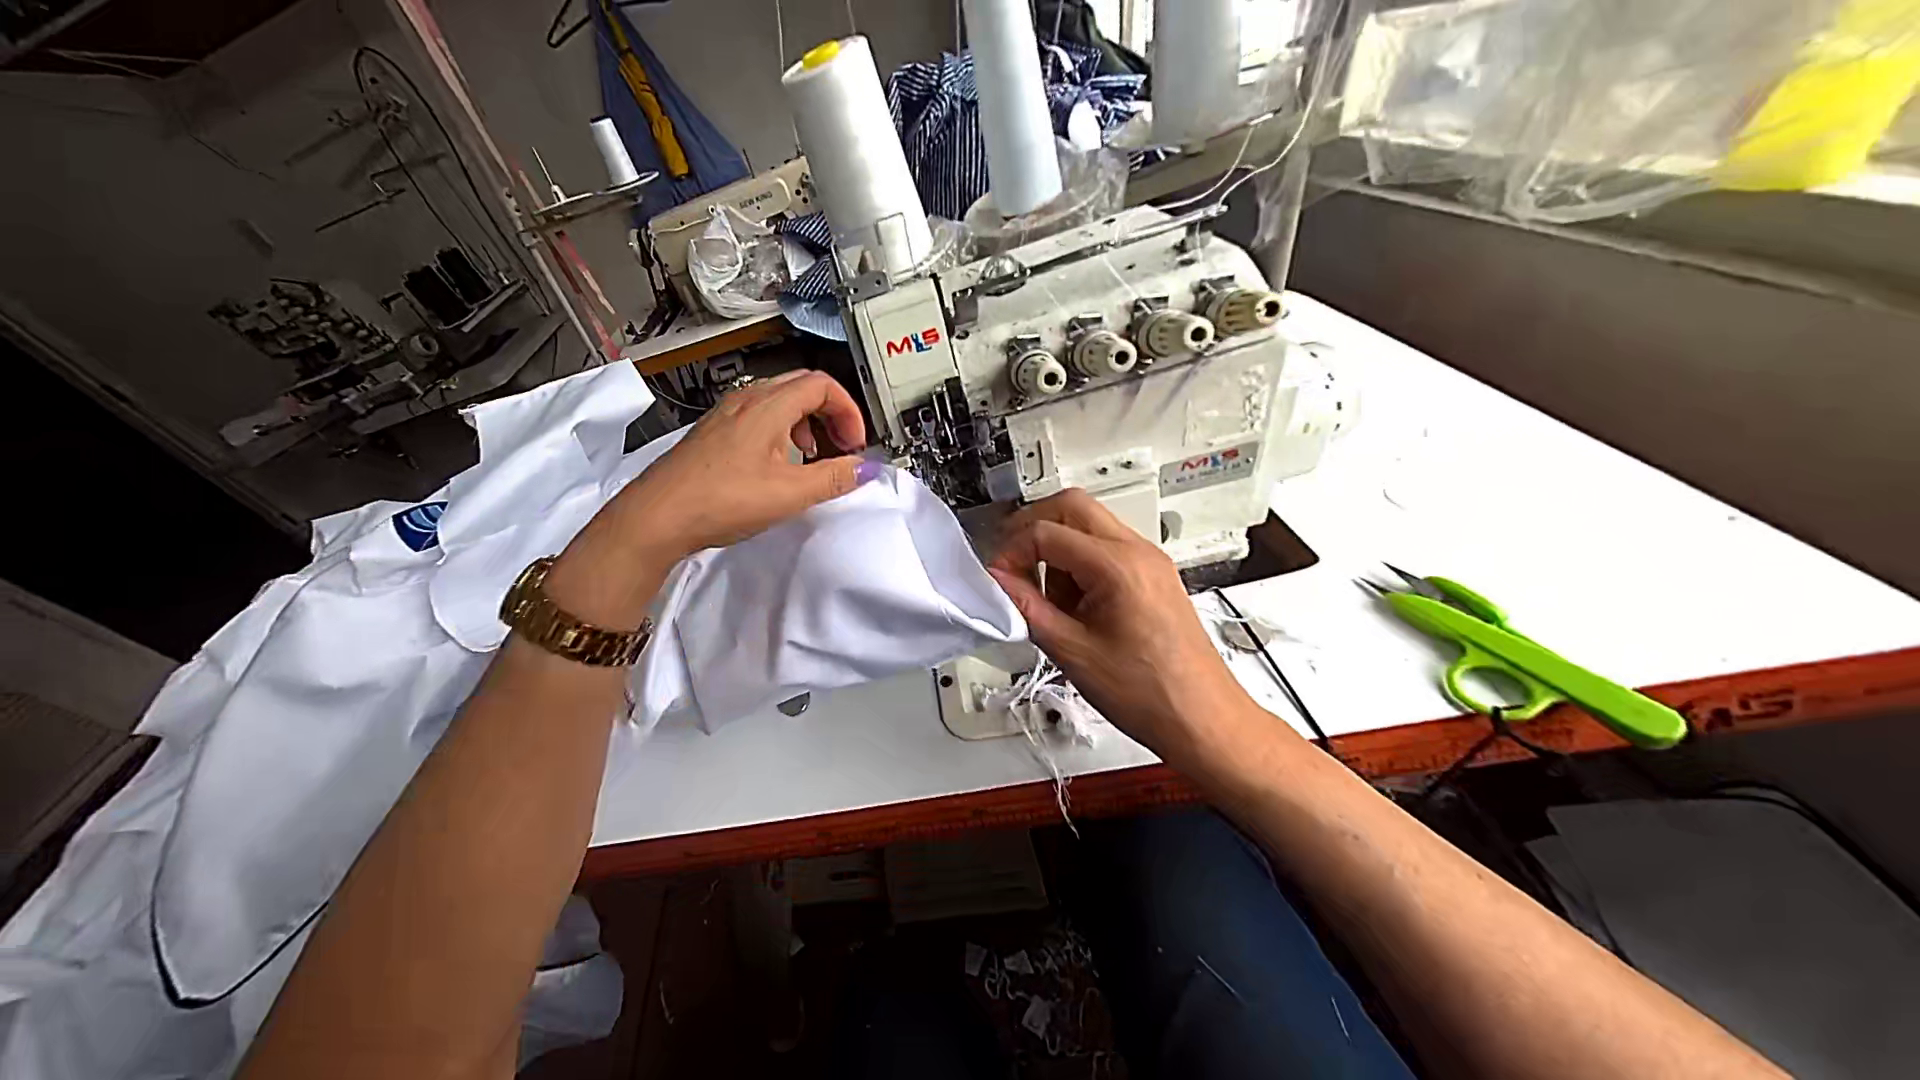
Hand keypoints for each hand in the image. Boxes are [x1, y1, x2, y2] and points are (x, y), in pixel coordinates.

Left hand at [547, 370, 869, 626]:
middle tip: (841, 447)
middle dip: (831, 415)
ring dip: (807, 424)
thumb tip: (863, 468)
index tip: (855, 442)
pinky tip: (779, 467)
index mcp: (767, 406)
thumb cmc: (714, 500)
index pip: (823, 385)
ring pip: (780, 402)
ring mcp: (727, 416)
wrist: (657, 517)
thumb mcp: (789, 494)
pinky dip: (782, 434)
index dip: (848, 411)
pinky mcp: (715, 435)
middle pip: (803, 387)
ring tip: (812, 458)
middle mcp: (745, 402)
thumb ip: (834, 478)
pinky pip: (759, 419)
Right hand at [987, 489, 1255, 760]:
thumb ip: (1027, 608)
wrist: (1202, 720)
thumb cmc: (1153, 695)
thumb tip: (999, 582)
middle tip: (1011, 563)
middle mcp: (1139, 553)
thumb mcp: (1072, 651)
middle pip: (1071, 506)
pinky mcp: (1153, 577)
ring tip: (1049, 599)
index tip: (999, 578)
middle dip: (1032, 529)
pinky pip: (1107, 550)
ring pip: (1089, 525)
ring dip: (1057, 548)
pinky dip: (1079, 564)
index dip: (1011, 552)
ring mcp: (1150, 562)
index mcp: (1119, 566)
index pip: (1046, 532)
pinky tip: (1073, 607)